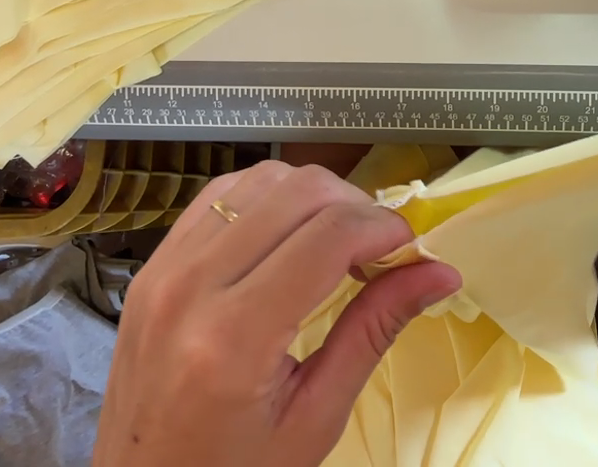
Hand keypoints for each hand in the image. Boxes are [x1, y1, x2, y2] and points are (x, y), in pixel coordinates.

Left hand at [94, 162, 460, 466]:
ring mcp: (165, 266)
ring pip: (264, 178)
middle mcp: (192, 285)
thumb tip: (442, 272)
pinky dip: (270, 197)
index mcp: (233, 340)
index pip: (328, 237)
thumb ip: (375, 330)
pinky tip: (288, 232)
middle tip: (378, 248)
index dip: (383, 227)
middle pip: (299, 192)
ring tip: (335, 239)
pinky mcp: (156, 259)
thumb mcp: (316, 418)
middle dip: (356, 206)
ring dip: (314, 195)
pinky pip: (225, 191)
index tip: (409, 246)